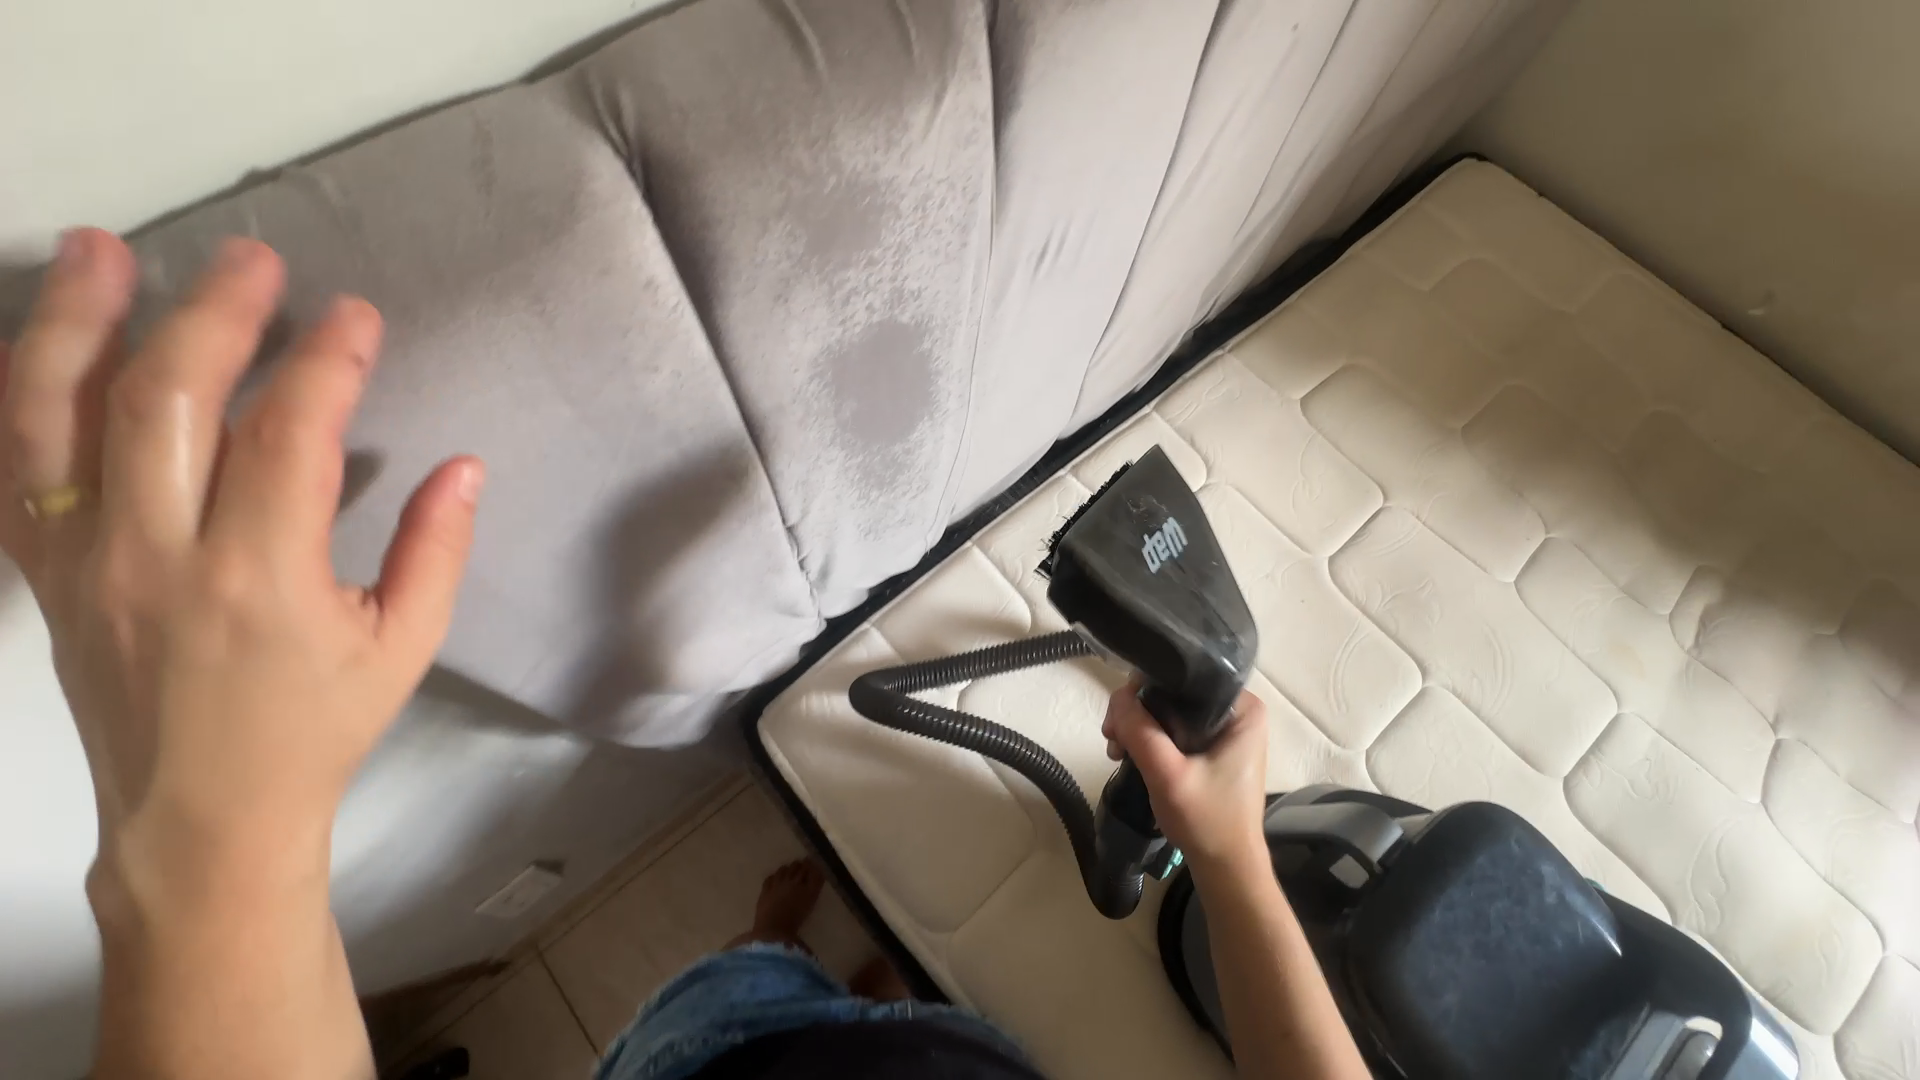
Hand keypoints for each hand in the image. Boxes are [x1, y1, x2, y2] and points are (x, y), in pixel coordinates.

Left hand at [0, 229, 481, 890]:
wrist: (203, 813)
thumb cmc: (323, 723)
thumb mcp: (410, 644)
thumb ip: (437, 550)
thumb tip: (463, 465)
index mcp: (261, 574)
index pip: (287, 436)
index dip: (325, 364)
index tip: (357, 316)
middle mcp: (155, 552)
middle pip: (165, 401)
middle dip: (214, 316)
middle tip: (256, 259)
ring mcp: (78, 558)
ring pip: (54, 414)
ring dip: (78, 320)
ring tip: (102, 248)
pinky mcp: (40, 570)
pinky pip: (3, 464)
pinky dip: (16, 389)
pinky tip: (38, 338)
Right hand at [1102, 680, 1269, 870]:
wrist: (1225, 867)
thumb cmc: (1207, 821)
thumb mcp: (1168, 774)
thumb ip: (1141, 731)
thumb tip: (1116, 695)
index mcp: (1241, 708)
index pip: (1184, 676)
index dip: (1145, 689)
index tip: (1120, 717)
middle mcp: (1236, 711)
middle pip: (1172, 692)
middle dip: (1136, 712)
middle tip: (1113, 739)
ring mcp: (1224, 730)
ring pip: (1167, 711)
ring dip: (1137, 727)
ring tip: (1117, 753)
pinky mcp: (1211, 748)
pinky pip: (1172, 728)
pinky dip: (1148, 740)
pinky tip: (1128, 756)